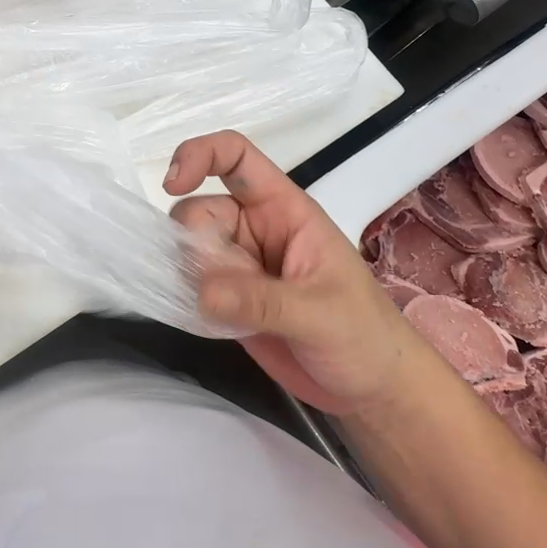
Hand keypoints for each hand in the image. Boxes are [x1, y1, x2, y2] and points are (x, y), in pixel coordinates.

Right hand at [166, 131, 418, 415]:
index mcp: (284, 210)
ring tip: (222, 314)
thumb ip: (262, 302)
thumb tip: (203, 291)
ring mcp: (237, 264)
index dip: (199, 156)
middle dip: (195, 244)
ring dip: (188, 275)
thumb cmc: (365, 337)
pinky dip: (184, 297)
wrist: (374, 392)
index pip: (234, 157)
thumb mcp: (320, 315)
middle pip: (199, 211)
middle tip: (218, 288)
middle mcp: (254, 229)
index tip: (172, 185)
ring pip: (188, 249)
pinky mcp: (225, 298)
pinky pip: (188, 283)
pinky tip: (205, 321)